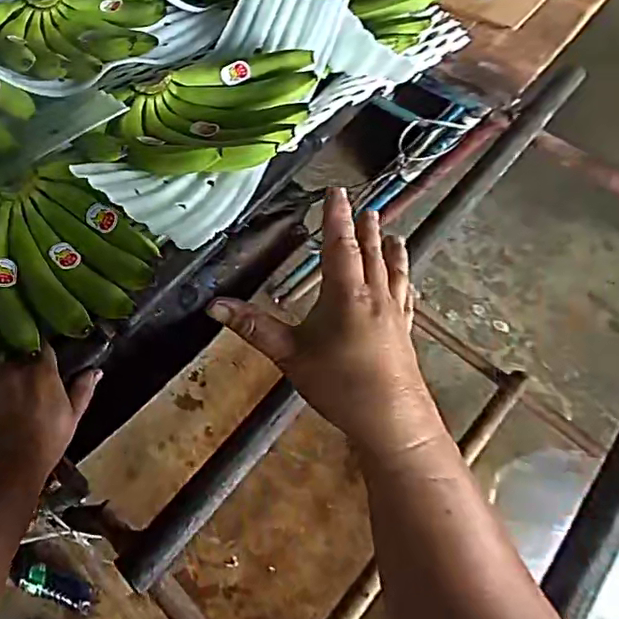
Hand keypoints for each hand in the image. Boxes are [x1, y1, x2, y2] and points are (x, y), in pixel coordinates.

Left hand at [0, 344, 99, 485]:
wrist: (11, 461)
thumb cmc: (47, 441)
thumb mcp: (72, 417)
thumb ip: (83, 390)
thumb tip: (95, 370)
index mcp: (44, 369)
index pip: (43, 345)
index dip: (42, 349)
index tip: (41, 355)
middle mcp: (18, 364)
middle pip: (19, 347)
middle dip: (21, 353)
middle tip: (23, 365)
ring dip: (2, 360)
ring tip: (4, 371)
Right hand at [207, 188, 442, 461]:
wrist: (395, 426)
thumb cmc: (340, 385)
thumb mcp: (289, 354)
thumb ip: (252, 327)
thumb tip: (213, 305)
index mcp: (347, 296)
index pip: (340, 247)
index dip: (336, 217)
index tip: (337, 191)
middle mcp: (375, 299)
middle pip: (371, 254)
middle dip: (364, 228)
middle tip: (365, 204)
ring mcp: (394, 317)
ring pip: (393, 273)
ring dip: (389, 250)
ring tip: (393, 233)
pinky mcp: (403, 335)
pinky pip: (404, 296)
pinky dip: (402, 279)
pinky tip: (405, 282)